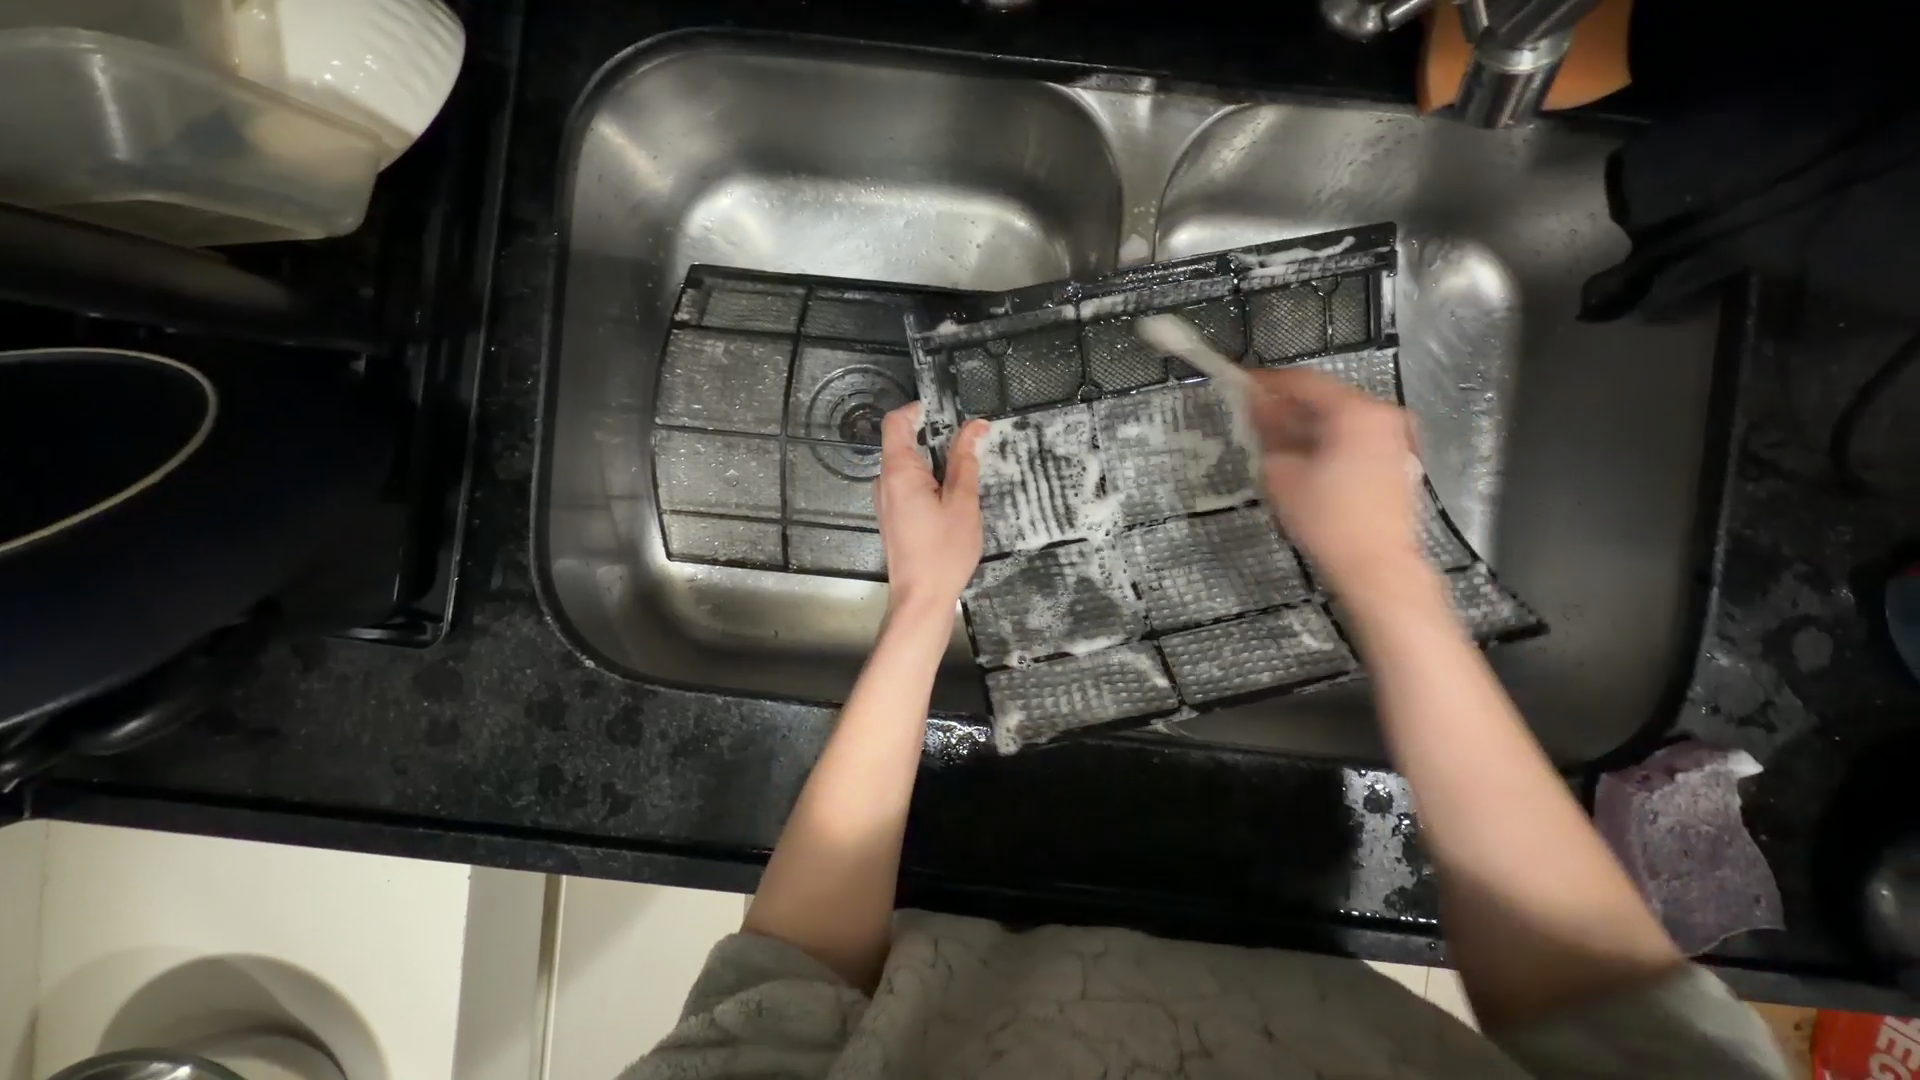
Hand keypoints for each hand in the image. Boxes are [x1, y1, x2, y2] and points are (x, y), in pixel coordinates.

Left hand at [876, 404, 989, 616]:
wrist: (922, 597)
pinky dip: (929, 482)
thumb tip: (975, 425)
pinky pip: (908, 486)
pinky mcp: (892, 516)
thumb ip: (966, 460)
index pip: (896, 422)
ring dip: (935, 464)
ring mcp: (886, 500)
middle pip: (904, 443)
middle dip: (935, 438)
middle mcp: (884, 481)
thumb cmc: (944, 551)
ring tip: (966, 477)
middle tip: (970, 447)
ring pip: (908, 467)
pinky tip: (953, 500)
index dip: (918, 409)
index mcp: (898, 471)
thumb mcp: (963, 502)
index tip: (947, 411)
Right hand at [1246, 368, 1428, 598]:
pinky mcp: (1399, 461)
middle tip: (1254, 419)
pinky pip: (1356, 439)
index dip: (1267, 383)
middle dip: (1287, 409)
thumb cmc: (1328, 520)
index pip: (1304, 382)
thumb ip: (1267, 433)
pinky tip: (1304, 462)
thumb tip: (1258, 412)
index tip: (1242, 385)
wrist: (1377, 565)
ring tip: (1274, 443)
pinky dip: (1329, 442)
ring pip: (1341, 421)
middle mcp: (1382, 416)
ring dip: (1307, 427)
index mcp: (1356, 411)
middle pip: (1325, 399)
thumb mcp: (1282, 474)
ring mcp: (1396, 439)